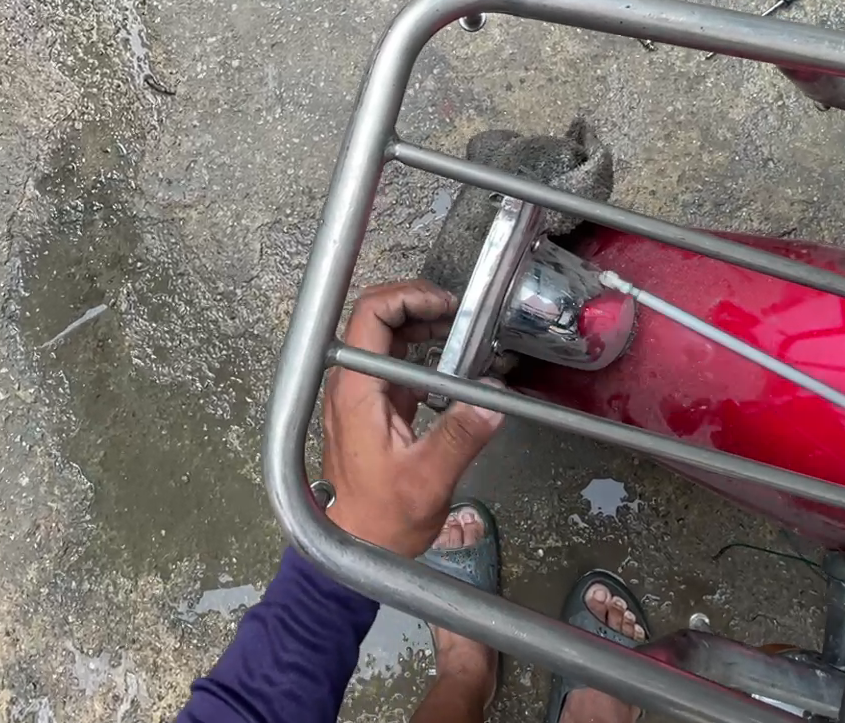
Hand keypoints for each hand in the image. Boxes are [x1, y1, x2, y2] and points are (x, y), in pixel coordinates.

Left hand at [321, 280, 504, 556]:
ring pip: (385, 337)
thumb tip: (493, 398)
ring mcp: (360, 393)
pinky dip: (421, 353)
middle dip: (417, 305)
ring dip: (420, 326)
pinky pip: (394, 362)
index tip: (445, 305)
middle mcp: (351, 382)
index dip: (407, 297)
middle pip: (376, 318)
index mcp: (356, 389)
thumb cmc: (380, 521)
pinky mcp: (372, 406)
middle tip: (458, 314)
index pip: (370, 315)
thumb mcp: (427, 479)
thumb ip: (460, 436)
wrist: (355, 547)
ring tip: (459, 331)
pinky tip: (450, 363)